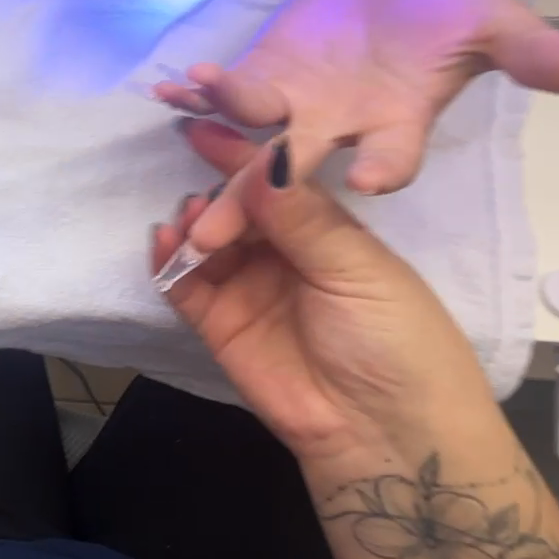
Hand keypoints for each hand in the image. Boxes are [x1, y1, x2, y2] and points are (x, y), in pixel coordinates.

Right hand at [151, 120, 497, 462]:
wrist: (381, 434)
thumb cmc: (394, 342)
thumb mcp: (360, 271)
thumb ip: (305, 220)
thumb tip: (263, 161)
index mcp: (327, 235)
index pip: (278, 187)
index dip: (245, 157)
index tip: (209, 124)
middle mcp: (281, 255)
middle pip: (236, 210)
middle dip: (213, 190)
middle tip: (192, 179)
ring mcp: (246, 288)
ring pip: (206, 242)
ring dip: (192, 224)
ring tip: (189, 220)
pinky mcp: (216, 322)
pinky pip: (184, 285)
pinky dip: (168, 263)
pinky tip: (164, 243)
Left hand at [156, 0, 558, 255]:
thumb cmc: (445, 11)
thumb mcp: (492, 22)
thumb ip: (526, 49)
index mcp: (391, 128)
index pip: (389, 156)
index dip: (384, 165)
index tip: (374, 180)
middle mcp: (332, 131)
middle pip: (288, 175)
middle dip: (249, 203)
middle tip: (210, 240)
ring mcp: (288, 109)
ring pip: (246, 139)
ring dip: (212, 146)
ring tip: (183, 148)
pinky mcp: (259, 78)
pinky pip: (224, 92)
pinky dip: (201, 90)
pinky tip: (170, 90)